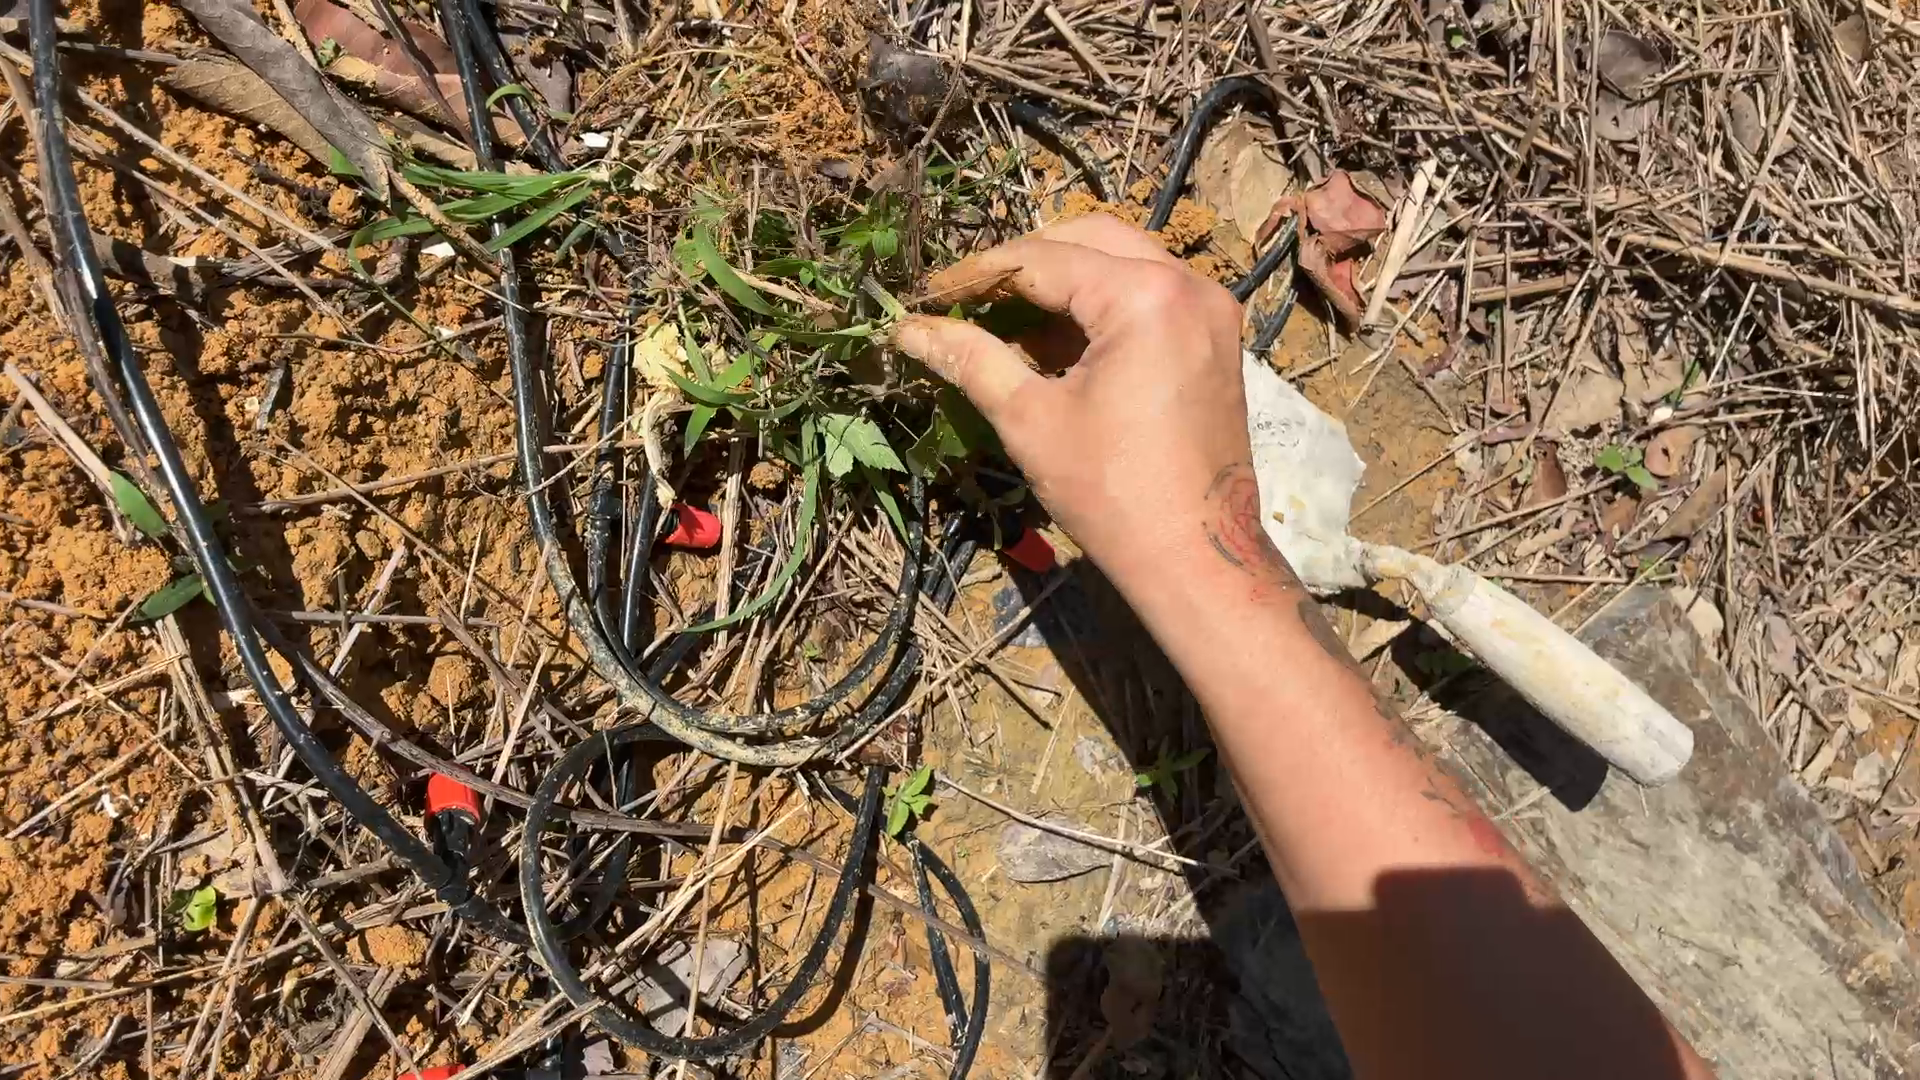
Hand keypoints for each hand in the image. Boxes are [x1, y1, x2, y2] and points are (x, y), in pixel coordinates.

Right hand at [889, 214, 1259, 586]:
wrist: (1194, 557)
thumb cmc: (1109, 493)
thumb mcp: (1030, 420)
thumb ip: (971, 359)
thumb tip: (908, 329)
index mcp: (1145, 297)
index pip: (1044, 259)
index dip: (978, 274)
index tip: (931, 294)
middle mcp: (1188, 285)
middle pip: (1089, 241)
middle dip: (1023, 266)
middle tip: (970, 300)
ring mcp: (1209, 312)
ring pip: (1121, 266)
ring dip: (1061, 286)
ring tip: (1004, 322)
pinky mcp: (1213, 342)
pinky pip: (1147, 301)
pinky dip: (1098, 312)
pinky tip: (1053, 345)